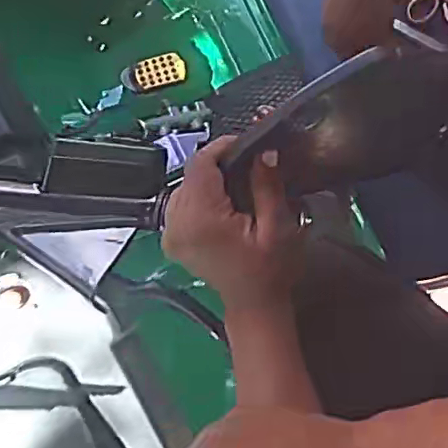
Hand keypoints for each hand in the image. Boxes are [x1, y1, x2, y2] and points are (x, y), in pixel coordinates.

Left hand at [162, 137, 300, 308]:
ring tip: (238, 186)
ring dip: (209, 180)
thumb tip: (264, 152)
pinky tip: (223, 204)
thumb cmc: (269, 270)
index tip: (244, 144)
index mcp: (202, 220)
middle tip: (249, 166)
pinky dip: (200, 196)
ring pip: (185, 185)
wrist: (254, 303)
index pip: (200, 164)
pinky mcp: (171, 238)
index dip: (222, 147)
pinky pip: (181, 202)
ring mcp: (170, 233)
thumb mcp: (277, 225)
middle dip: (219, 165)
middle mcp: (177, 225)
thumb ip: (267, 185)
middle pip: (191, 174)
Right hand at [321, 0, 395, 59]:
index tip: (382, 51)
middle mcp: (324, 24)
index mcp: (334, 41)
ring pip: (347, 17)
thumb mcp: (385, 32)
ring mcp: (326, 3)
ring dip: (363, 17)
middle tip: (384, 32)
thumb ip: (386, 47)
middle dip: (364, 37)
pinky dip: (361, 1)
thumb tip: (391, 52)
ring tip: (383, 11)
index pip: (349, 58)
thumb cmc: (373, 5)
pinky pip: (349, 0)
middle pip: (346, 37)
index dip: (368, 57)